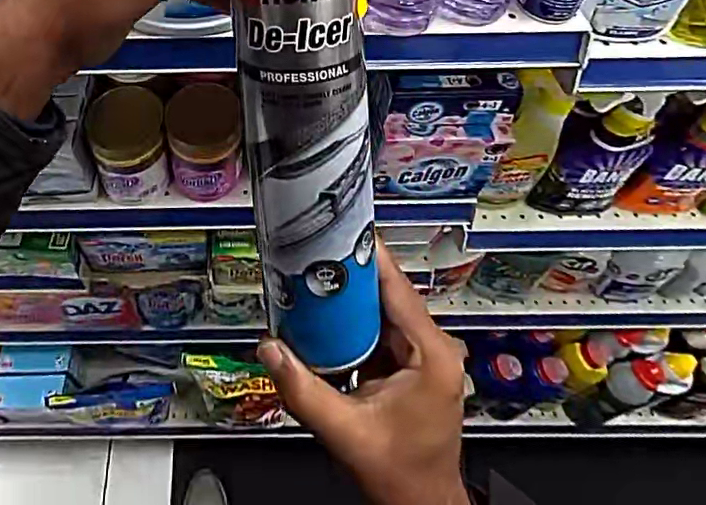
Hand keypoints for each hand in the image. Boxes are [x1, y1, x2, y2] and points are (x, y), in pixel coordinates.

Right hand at [259, 242, 471, 504]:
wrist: (421, 504)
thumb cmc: (401, 475)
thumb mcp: (345, 433)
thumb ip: (303, 390)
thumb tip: (270, 351)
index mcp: (431, 354)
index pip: (397, 285)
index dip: (369, 254)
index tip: (344, 229)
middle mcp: (434, 346)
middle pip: (387, 292)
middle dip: (351, 274)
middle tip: (317, 256)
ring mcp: (426, 352)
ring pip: (383, 307)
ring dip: (352, 296)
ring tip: (319, 278)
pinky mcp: (413, 359)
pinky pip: (382, 324)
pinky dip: (357, 318)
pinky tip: (331, 315)